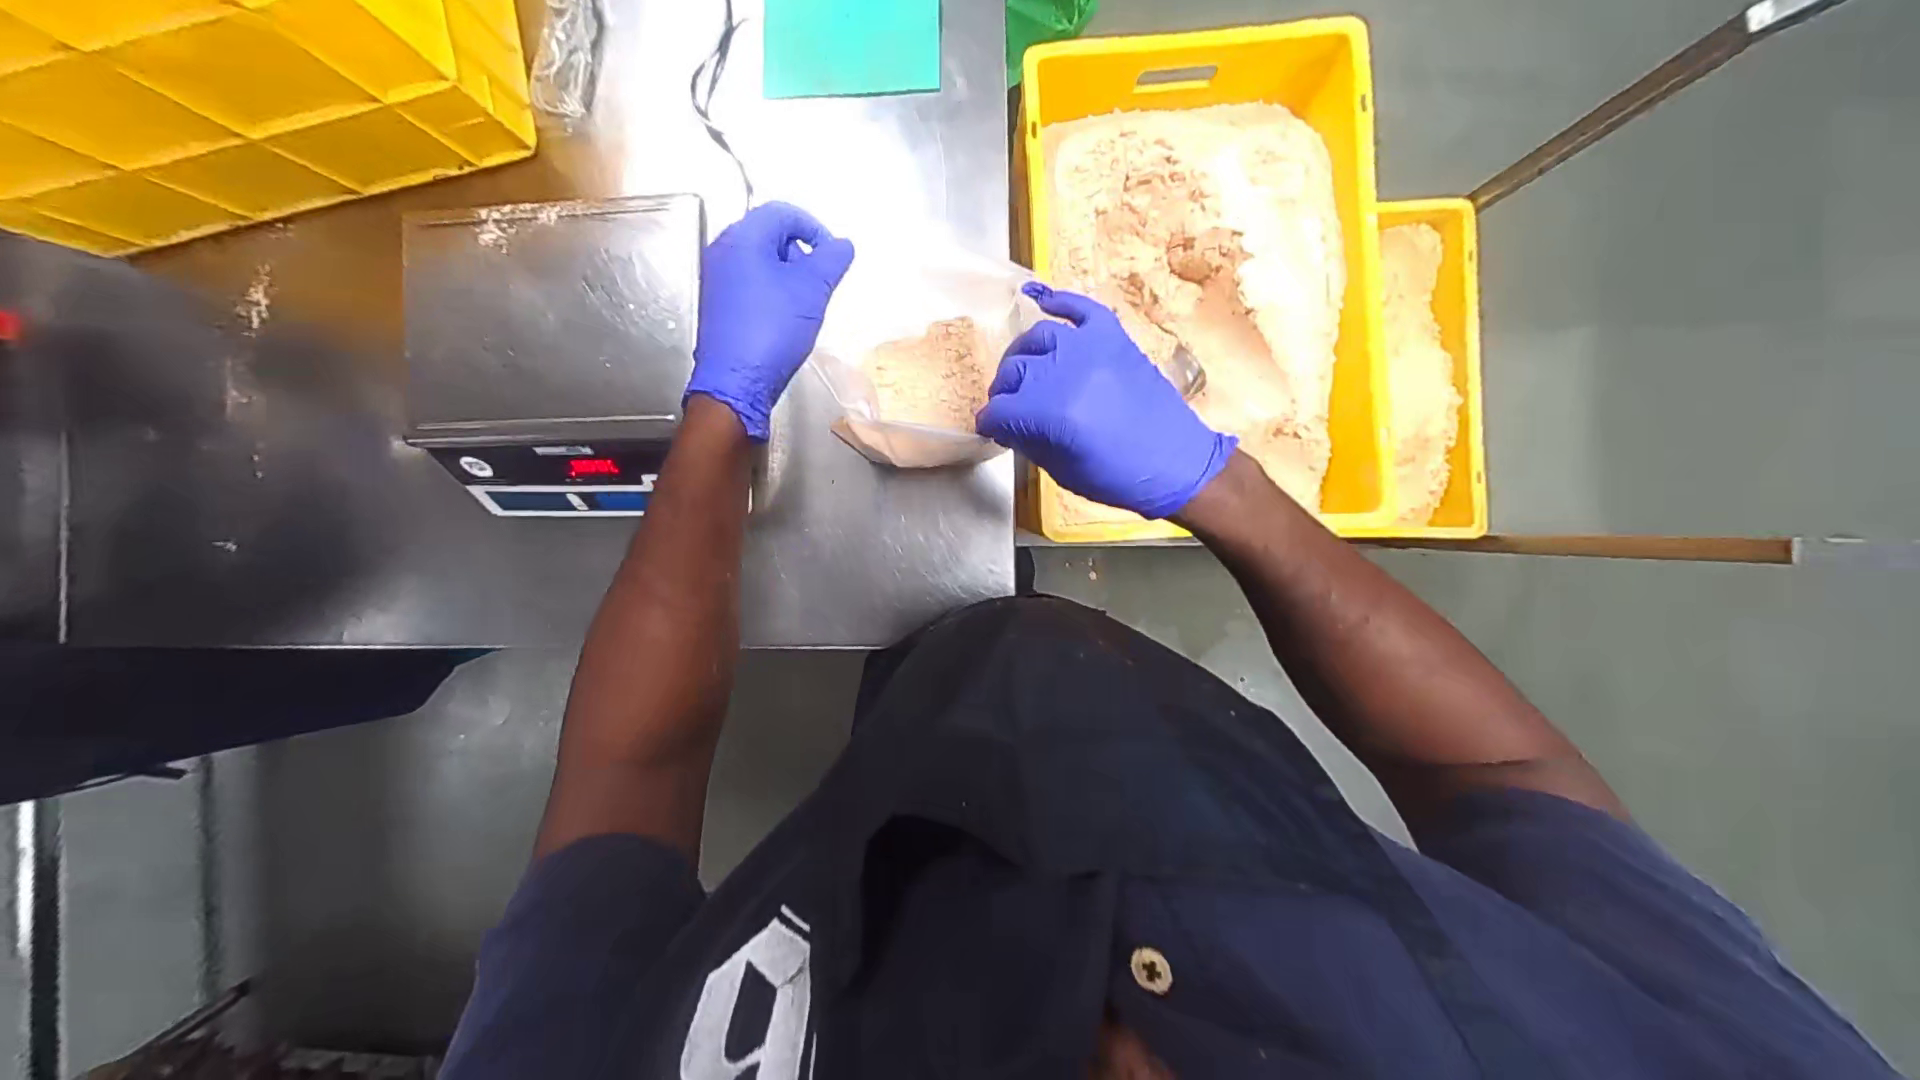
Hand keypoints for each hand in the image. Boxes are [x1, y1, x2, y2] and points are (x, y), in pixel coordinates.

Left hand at [686, 201, 855, 439]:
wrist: (736, 381)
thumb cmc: (771, 331)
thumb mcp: (812, 291)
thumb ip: (831, 261)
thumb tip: (841, 246)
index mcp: (743, 239)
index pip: (782, 212)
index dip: (813, 228)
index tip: (831, 254)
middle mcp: (723, 252)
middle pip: (769, 235)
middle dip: (800, 254)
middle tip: (818, 281)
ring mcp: (717, 281)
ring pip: (760, 262)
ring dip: (788, 276)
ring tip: (805, 304)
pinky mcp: (719, 306)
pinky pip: (750, 285)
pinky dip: (773, 293)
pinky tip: (786, 320)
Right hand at [975, 283, 1235, 518]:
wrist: (1177, 464)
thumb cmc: (1117, 478)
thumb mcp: (1062, 470)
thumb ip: (1028, 442)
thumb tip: (1005, 425)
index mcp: (1053, 414)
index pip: (1001, 409)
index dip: (991, 423)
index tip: (991, 429)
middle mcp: (1067, 372)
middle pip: (1015, 371)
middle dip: (1004, 393)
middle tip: (1009, 407)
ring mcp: (1092, 348)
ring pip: (1038, 337)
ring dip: (1022, 356)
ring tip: (1023, 373)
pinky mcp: (1114, 338)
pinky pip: (1079, 308)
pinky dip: (1058, 301)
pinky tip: (1040, 302)